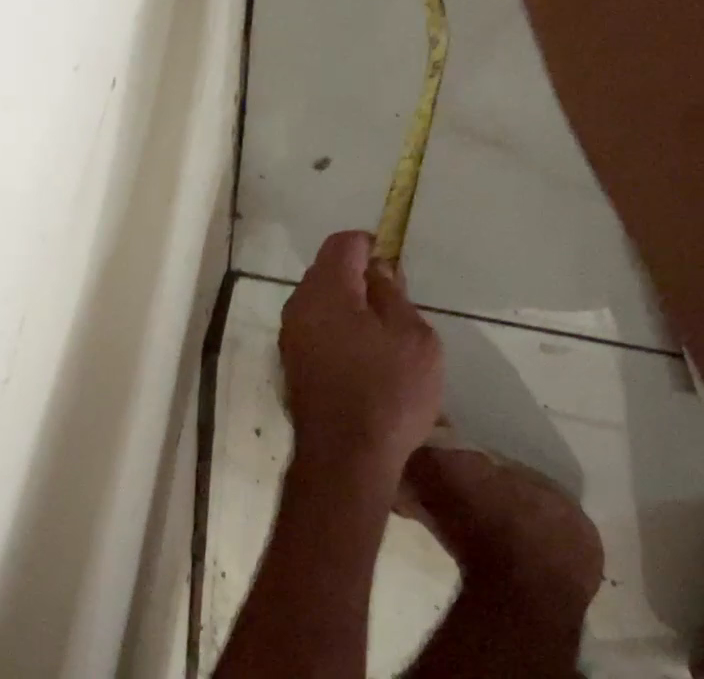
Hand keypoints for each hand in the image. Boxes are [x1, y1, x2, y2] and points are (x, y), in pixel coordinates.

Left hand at [279, 231, 443, 484]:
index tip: (395, 264)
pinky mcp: (291, 363)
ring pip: (319, 301)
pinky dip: (338, 329)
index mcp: (326, 290)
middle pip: (327, 270)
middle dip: (359, 276)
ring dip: (348, 305)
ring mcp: (290, 336)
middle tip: (396, 301)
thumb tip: (377, 270)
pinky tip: (365, 357)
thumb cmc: (389, 392)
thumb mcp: (413, 336)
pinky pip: (315, 328)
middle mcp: (298, 305)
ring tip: (385, 334)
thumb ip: (393, 293)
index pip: (342, 243)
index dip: (371, 244)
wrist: (346, 458)